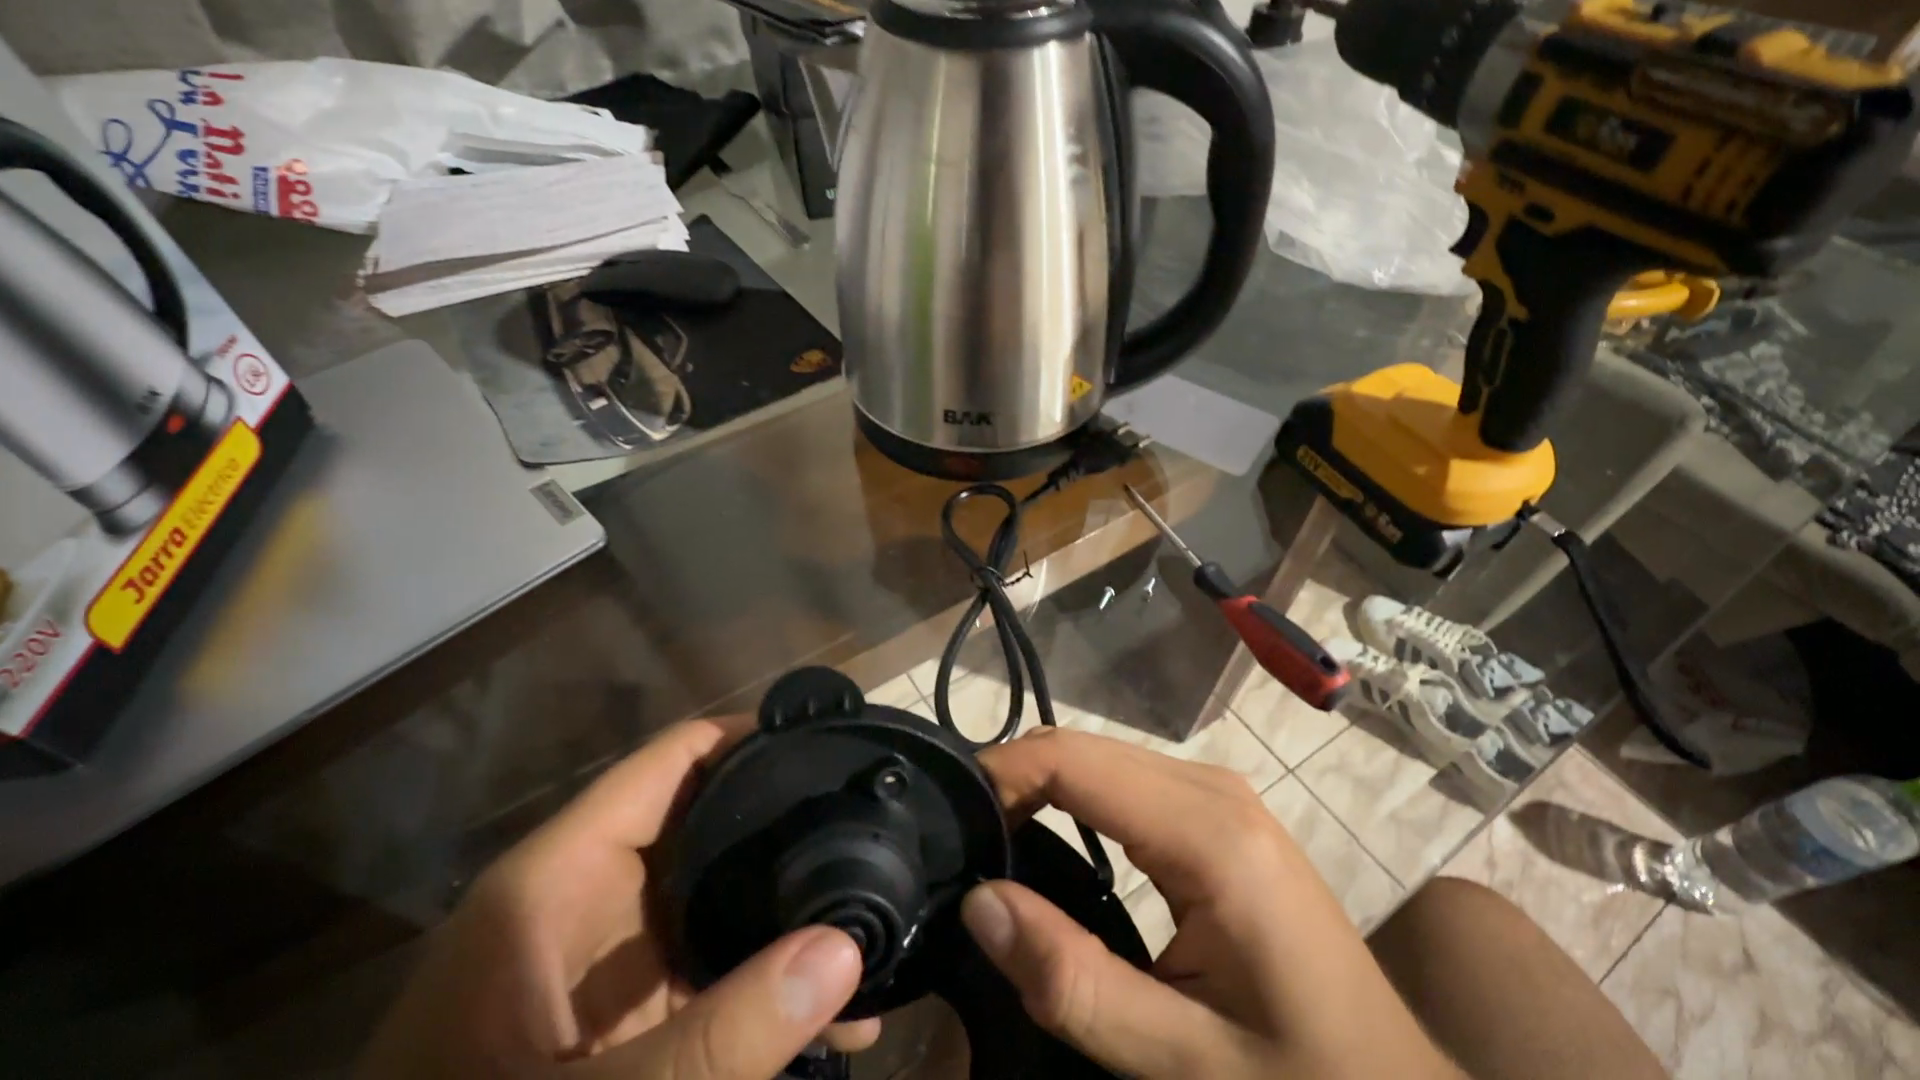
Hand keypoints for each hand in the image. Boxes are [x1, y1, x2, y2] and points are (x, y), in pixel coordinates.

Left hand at [359, 716, 880, 1079]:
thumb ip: (716, 1037)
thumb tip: (845, 951)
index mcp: (556, 881)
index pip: (669, 764)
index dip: (751, 739)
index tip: (837, 745)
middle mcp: (585, 901)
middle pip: (707, 829)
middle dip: (792, 838)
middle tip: (885, 841)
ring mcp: (607, 964)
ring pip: (716, 907)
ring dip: (790, 925)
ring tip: (886, 935)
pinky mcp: (621, 1021)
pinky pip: (708, 976)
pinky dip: (768, 989)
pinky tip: (837, 1020)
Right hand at [965, 727, 1461, 1078]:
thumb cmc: (1301, 1076)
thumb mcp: (1186, 1060)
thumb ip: (1076, 983)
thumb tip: (979, 902)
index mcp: (1211, 835)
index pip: (1073, 761)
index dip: (997, 778)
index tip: (943, 826)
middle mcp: (1215, 791)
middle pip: (1083, 749)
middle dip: (1009, 783)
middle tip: (952, 846)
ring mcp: (1223, 799)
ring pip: (1101, 761)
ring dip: (1036, 791)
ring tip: (983, 847)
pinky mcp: (1222, 820)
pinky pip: (1126, 786)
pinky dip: (1072, 802)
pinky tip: (1042, 844)